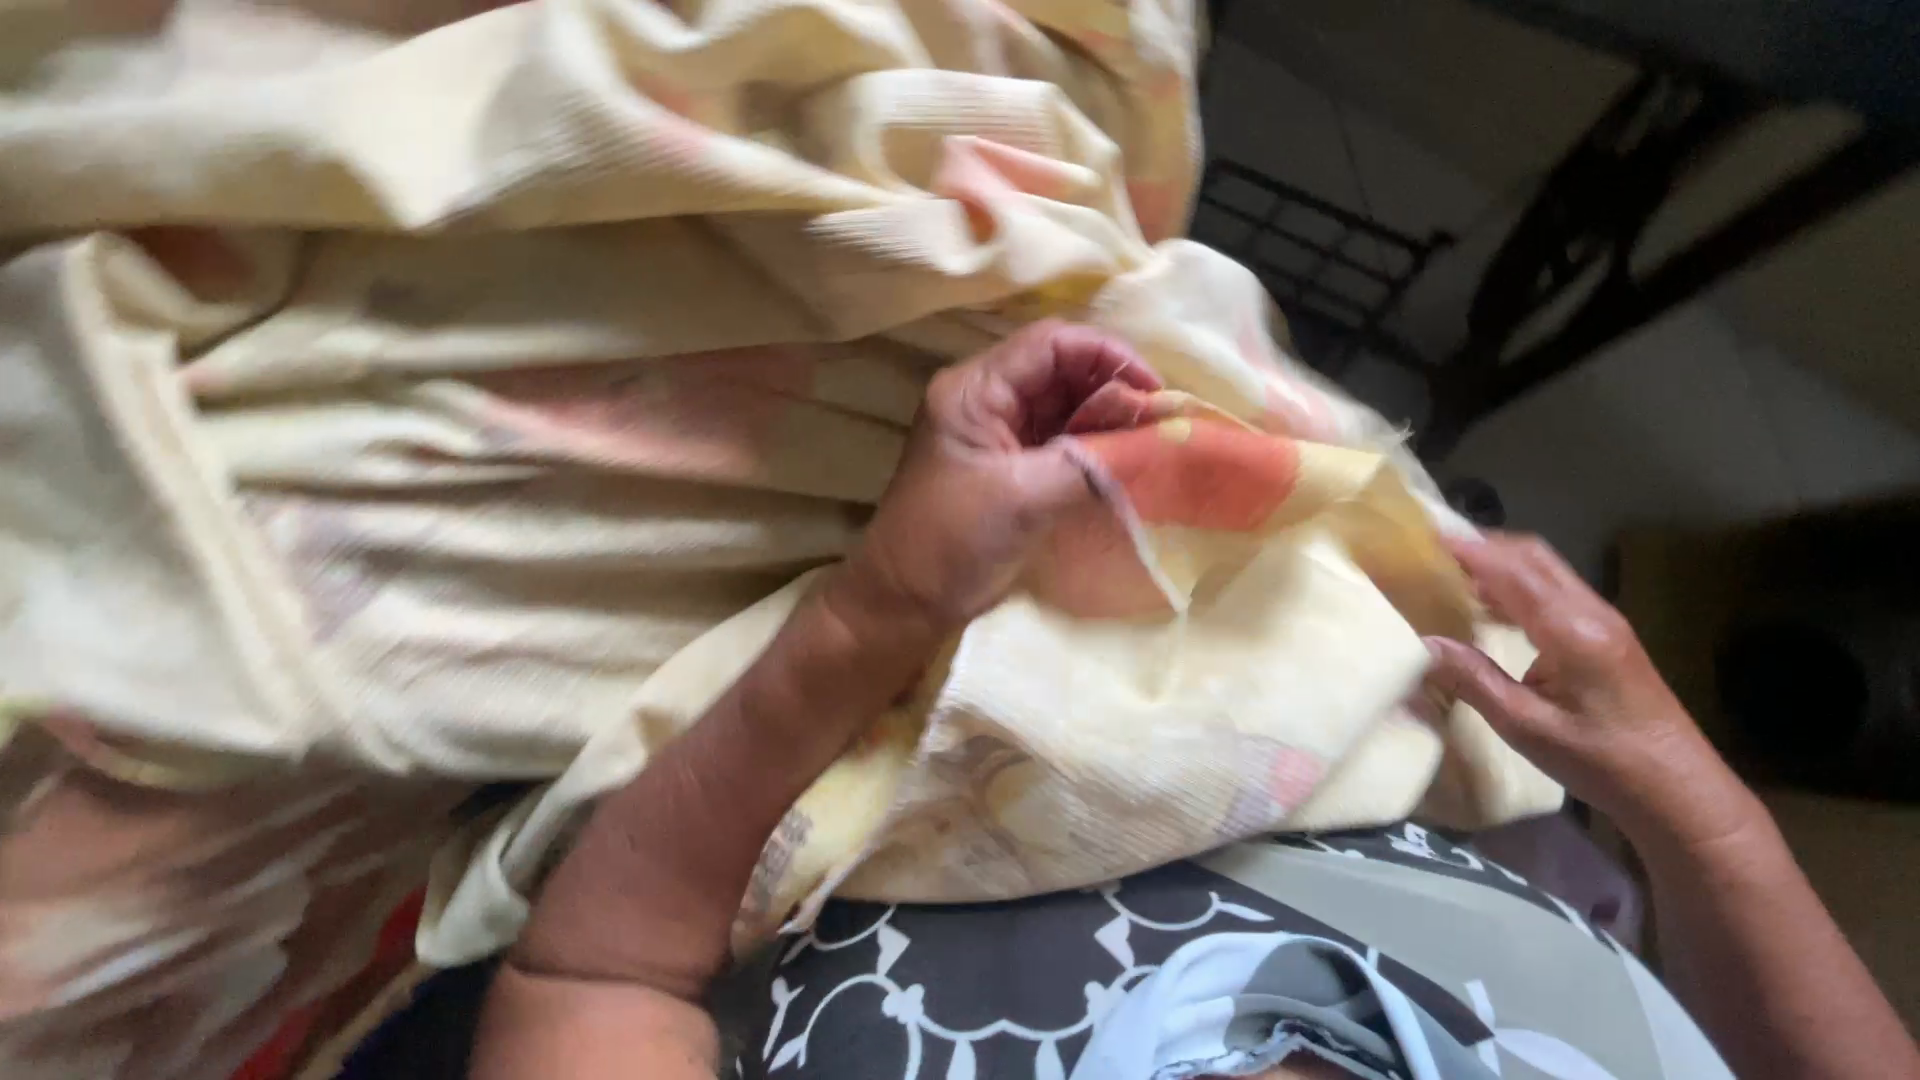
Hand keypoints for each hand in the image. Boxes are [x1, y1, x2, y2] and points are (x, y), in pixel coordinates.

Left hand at [832, 320, 1159, 639]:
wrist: (904, 602)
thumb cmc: (949, 543)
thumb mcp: (1022, 498)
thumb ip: (1090, 464)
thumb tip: (1158, 442)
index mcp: (974, 391)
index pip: (1051, 344)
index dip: (1109, 356)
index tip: (1153, 394)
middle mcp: (986, 400)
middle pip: (1062, 370)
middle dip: (1113, 390)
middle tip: (1159, 425)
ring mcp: (997, 433)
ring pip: (1065, 405)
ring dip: (1107, 420)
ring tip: (1149, 444)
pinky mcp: (1009, 465)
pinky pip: (1060, 439)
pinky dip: (1094, 447)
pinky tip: (1124, 463)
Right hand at [1424, 532, 1757, 848]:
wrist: (1678, 791)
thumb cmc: (1600, 760)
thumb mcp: (1524, 725)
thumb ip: (1471, 679)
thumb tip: (1421, 643)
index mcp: (1572, 632)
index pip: (1513, 572)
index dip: (1468, 550)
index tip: (1424, 534)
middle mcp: (1590, 614)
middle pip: (1533, 557)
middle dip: (1482, 545)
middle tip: (1431, 549)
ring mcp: (1601, 623)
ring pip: (1544, 571)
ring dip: (1498, 563)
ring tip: (1448, 571)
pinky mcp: (1602, 637)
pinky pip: (1551, 592)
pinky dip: (1513, 585)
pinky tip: (1484, 604)